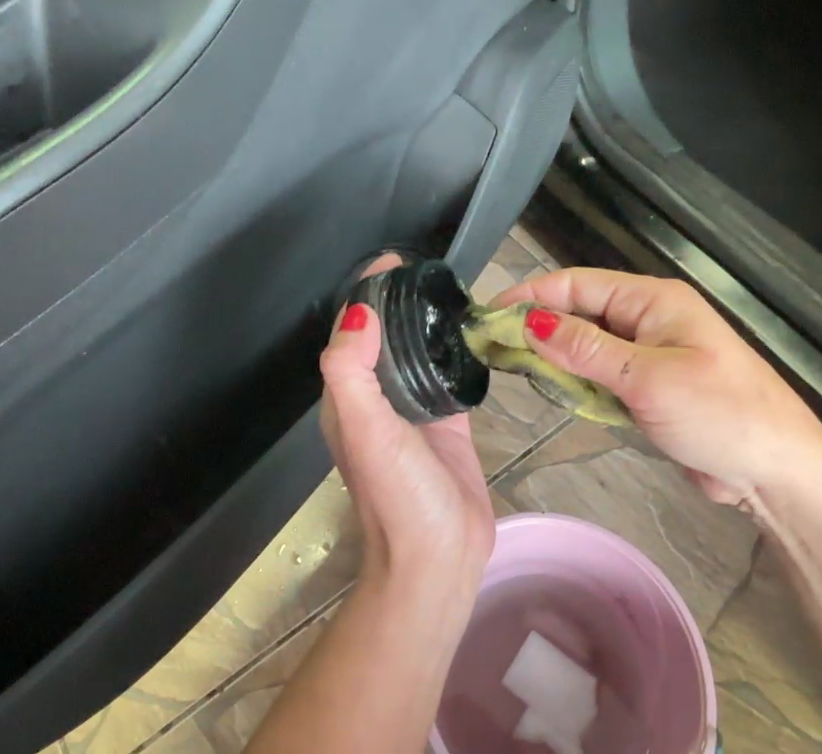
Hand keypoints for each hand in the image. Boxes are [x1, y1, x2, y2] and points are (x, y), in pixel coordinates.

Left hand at [321, 255, 495, 590]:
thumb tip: (359, 312)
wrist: (437, 559)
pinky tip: (473, 332)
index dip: (367, 294)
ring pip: (415, 354)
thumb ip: (351, 370)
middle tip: (429, 271)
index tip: (394, 262)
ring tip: (451, 291)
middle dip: (397, 301)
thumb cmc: (397, 495)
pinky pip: (448, 375)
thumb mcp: (363, 428)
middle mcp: (376, 399)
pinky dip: (454, 351)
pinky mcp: (448, 423)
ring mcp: (413, 411)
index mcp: (348, 397)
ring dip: (425, 322)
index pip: (352, 331)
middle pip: (384, 337)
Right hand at [494, 267, 821, 506]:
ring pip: (587, 346)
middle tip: (491, 348)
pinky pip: (602, 375)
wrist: (778, 472)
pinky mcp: (651, 386)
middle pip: (579, 312)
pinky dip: (577, 381)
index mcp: (652, 301)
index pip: (577, 284)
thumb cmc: (720, 414)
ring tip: (512, 369)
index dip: (530, 296)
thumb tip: (530, 322)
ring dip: (555, 357)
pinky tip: (554, 391)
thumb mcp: (647, 378)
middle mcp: (649, 319)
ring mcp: (651, 354)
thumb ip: (585, 350)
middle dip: (537, 327)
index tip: (488, 316)